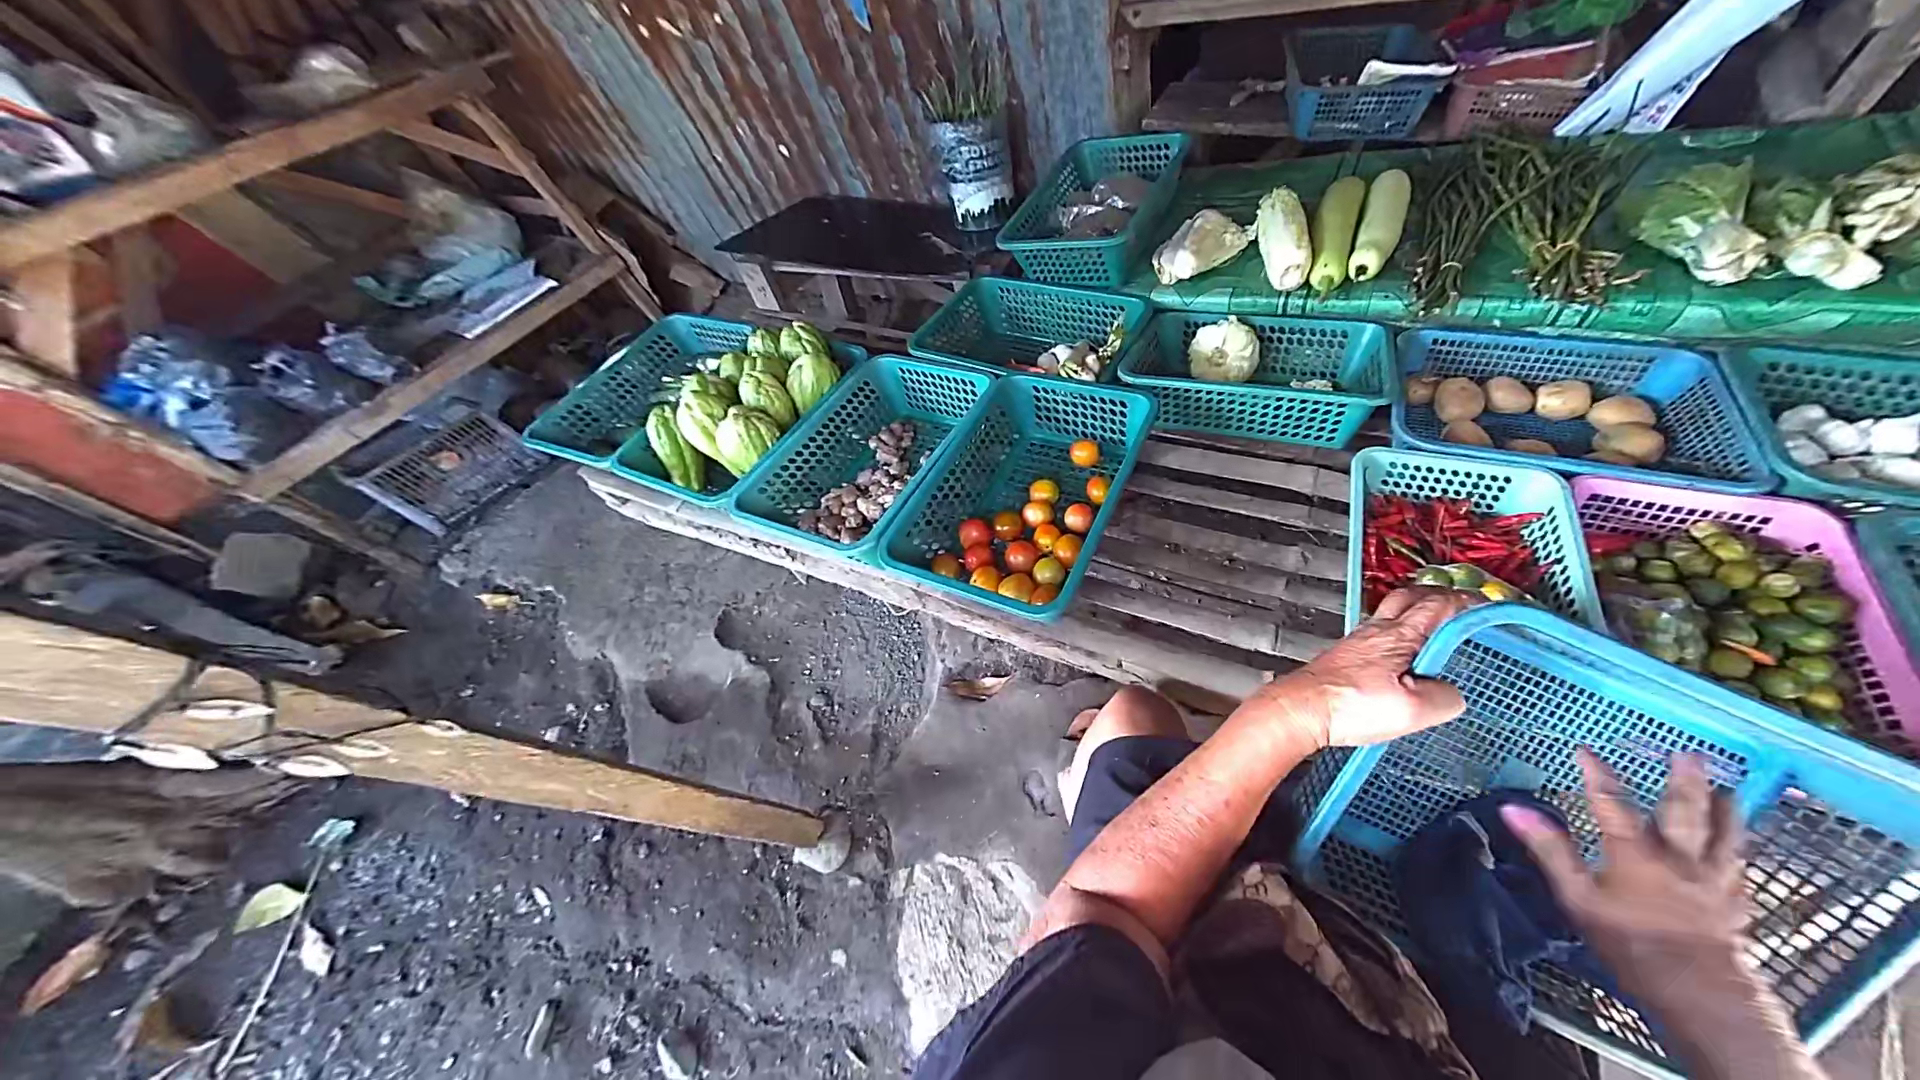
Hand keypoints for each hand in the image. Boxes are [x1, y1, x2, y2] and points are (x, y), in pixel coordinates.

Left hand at [1255, 586, 1477, 748]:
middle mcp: (1374, 632)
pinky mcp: (1343, 658)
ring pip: (1389, 616)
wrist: (1300, 710)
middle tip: (1460, 608)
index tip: (1486, 607)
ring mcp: (1356, 643)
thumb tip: (1452, 692)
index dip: (1464, 602)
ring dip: (1413, 616)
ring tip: (1436, 633)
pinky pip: (1376, 636)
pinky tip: (1401, 657)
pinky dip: (1396, 637)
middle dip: (1436, 597)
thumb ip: (1445, 698)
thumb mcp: (1413, 710)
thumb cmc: (1349, 705)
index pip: (1436, 605)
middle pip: (1407, 599)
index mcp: (1397, 636)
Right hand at [1501, 749, 1749, 1009]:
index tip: (1585, 750)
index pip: (1612, 802)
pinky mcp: (1736, 901)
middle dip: (1684, 781)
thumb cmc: (1628, 939)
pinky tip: (1738, 844)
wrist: (1700, 989)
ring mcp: (1715, 880)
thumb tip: (1512, 808)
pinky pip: (1740, 864)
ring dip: (1724, 808)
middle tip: (1689, 753)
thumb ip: (1550, 849)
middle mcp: (1681, 858)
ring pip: (1725, 835)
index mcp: (1637, 853)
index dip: (1597, 774)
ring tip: (1726, 787)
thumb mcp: (1577, 895)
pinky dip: (1738, 847)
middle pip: (1685, 813)